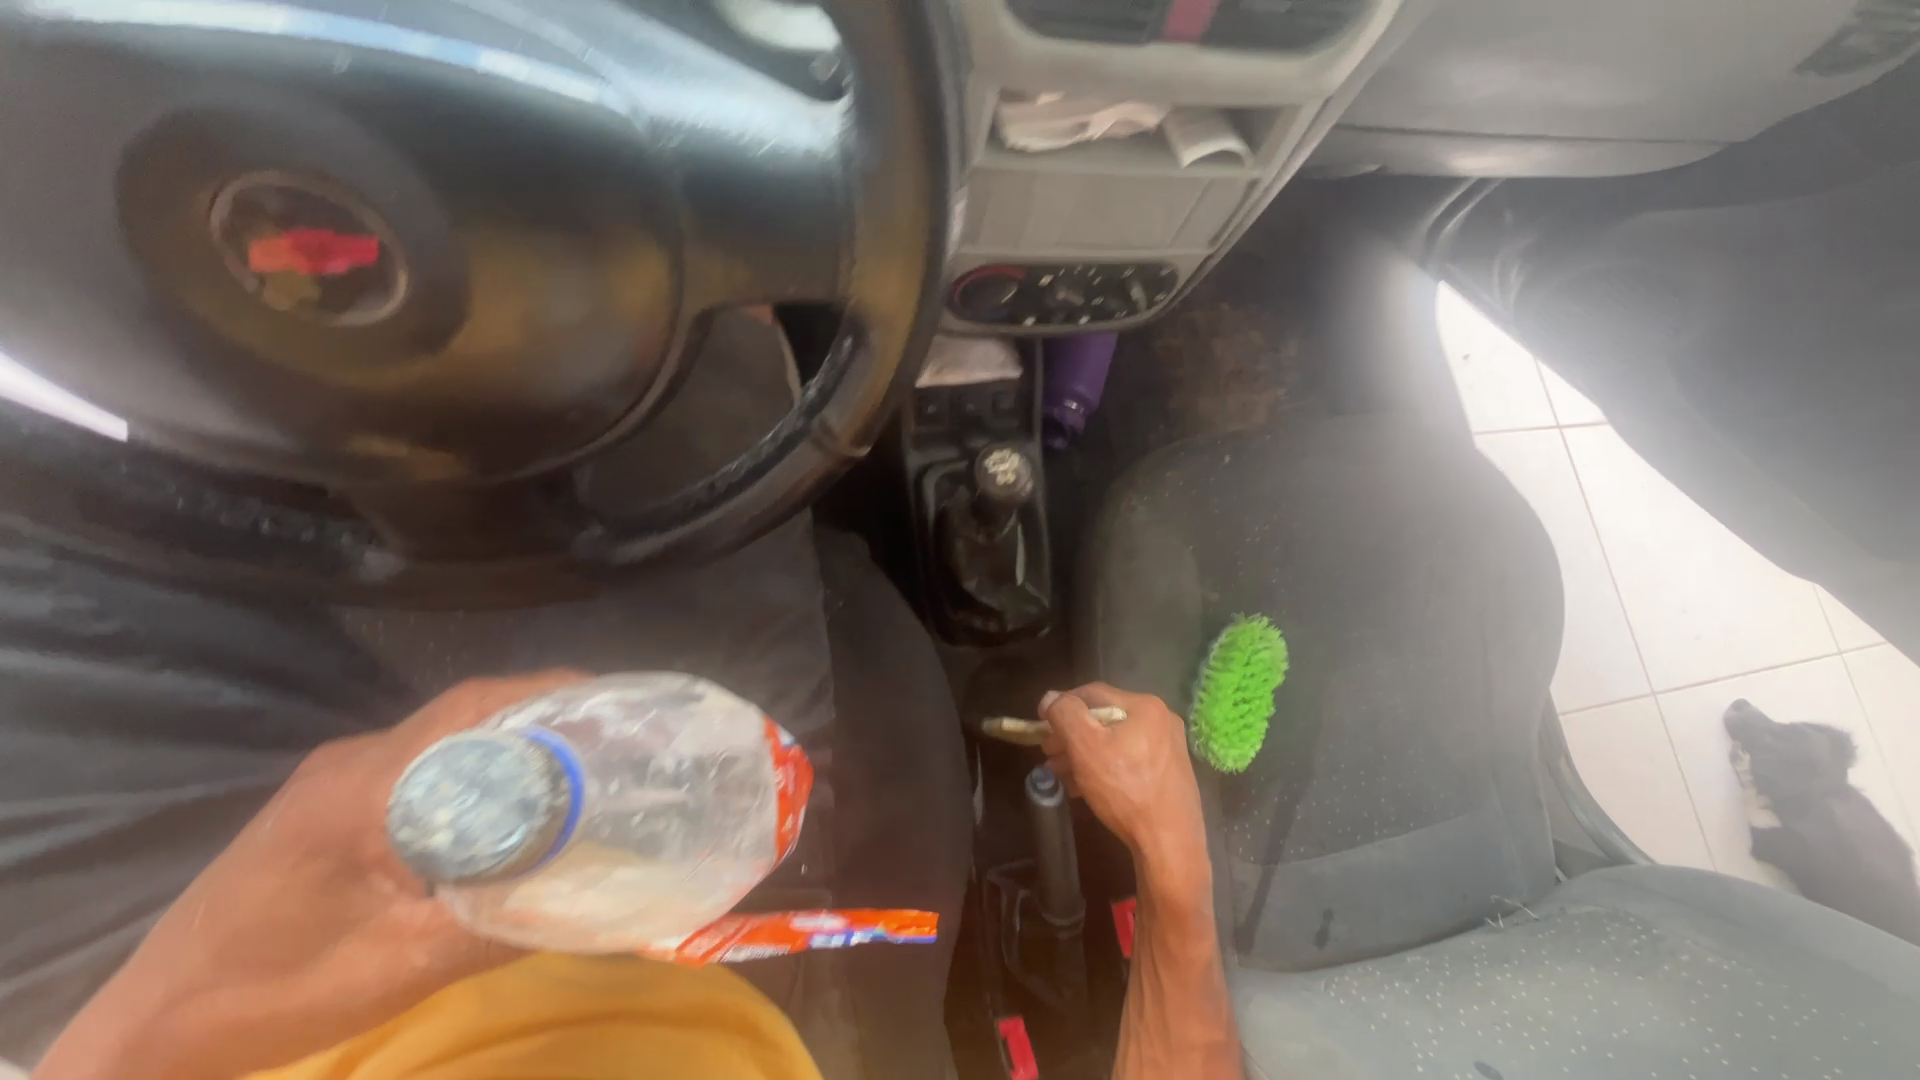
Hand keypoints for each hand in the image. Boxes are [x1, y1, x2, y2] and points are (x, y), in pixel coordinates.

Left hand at [38, 671, 587, 1079]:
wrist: (151, 1029)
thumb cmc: (276, 994)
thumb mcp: (405, 966)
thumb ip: (506, 923)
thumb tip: (602, 895)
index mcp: (366, 787)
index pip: (476, 710)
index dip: (556, 698)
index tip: (623, 713)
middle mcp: (356, 759)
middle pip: (471, 708)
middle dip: (552, 710)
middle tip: (620, 736)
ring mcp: (340, 773)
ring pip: (451, 730)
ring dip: (520, 734)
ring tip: (585, 760)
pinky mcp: (335, 796)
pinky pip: (428, 758)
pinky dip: (485, 761)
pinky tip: (515, 796)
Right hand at [1040, 683, 1206, 879]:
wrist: (1170, 844)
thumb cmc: (1125, 789)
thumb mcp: (1086, 746)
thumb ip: (1065, 714)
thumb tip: (1050, 698)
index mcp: (1146, 706)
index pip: (1092, 693)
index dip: (1062, 705)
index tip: (1040, 726)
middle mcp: (1162, 721)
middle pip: (1104, 718)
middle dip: (1071, 735)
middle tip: (1048, 753)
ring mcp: (1168, 750)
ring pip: (1115, 742)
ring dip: (1084, 754)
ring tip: (1060, 773)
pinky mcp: (1169, 775)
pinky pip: (1128, 762)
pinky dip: (1103, 769)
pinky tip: (1083, 788)